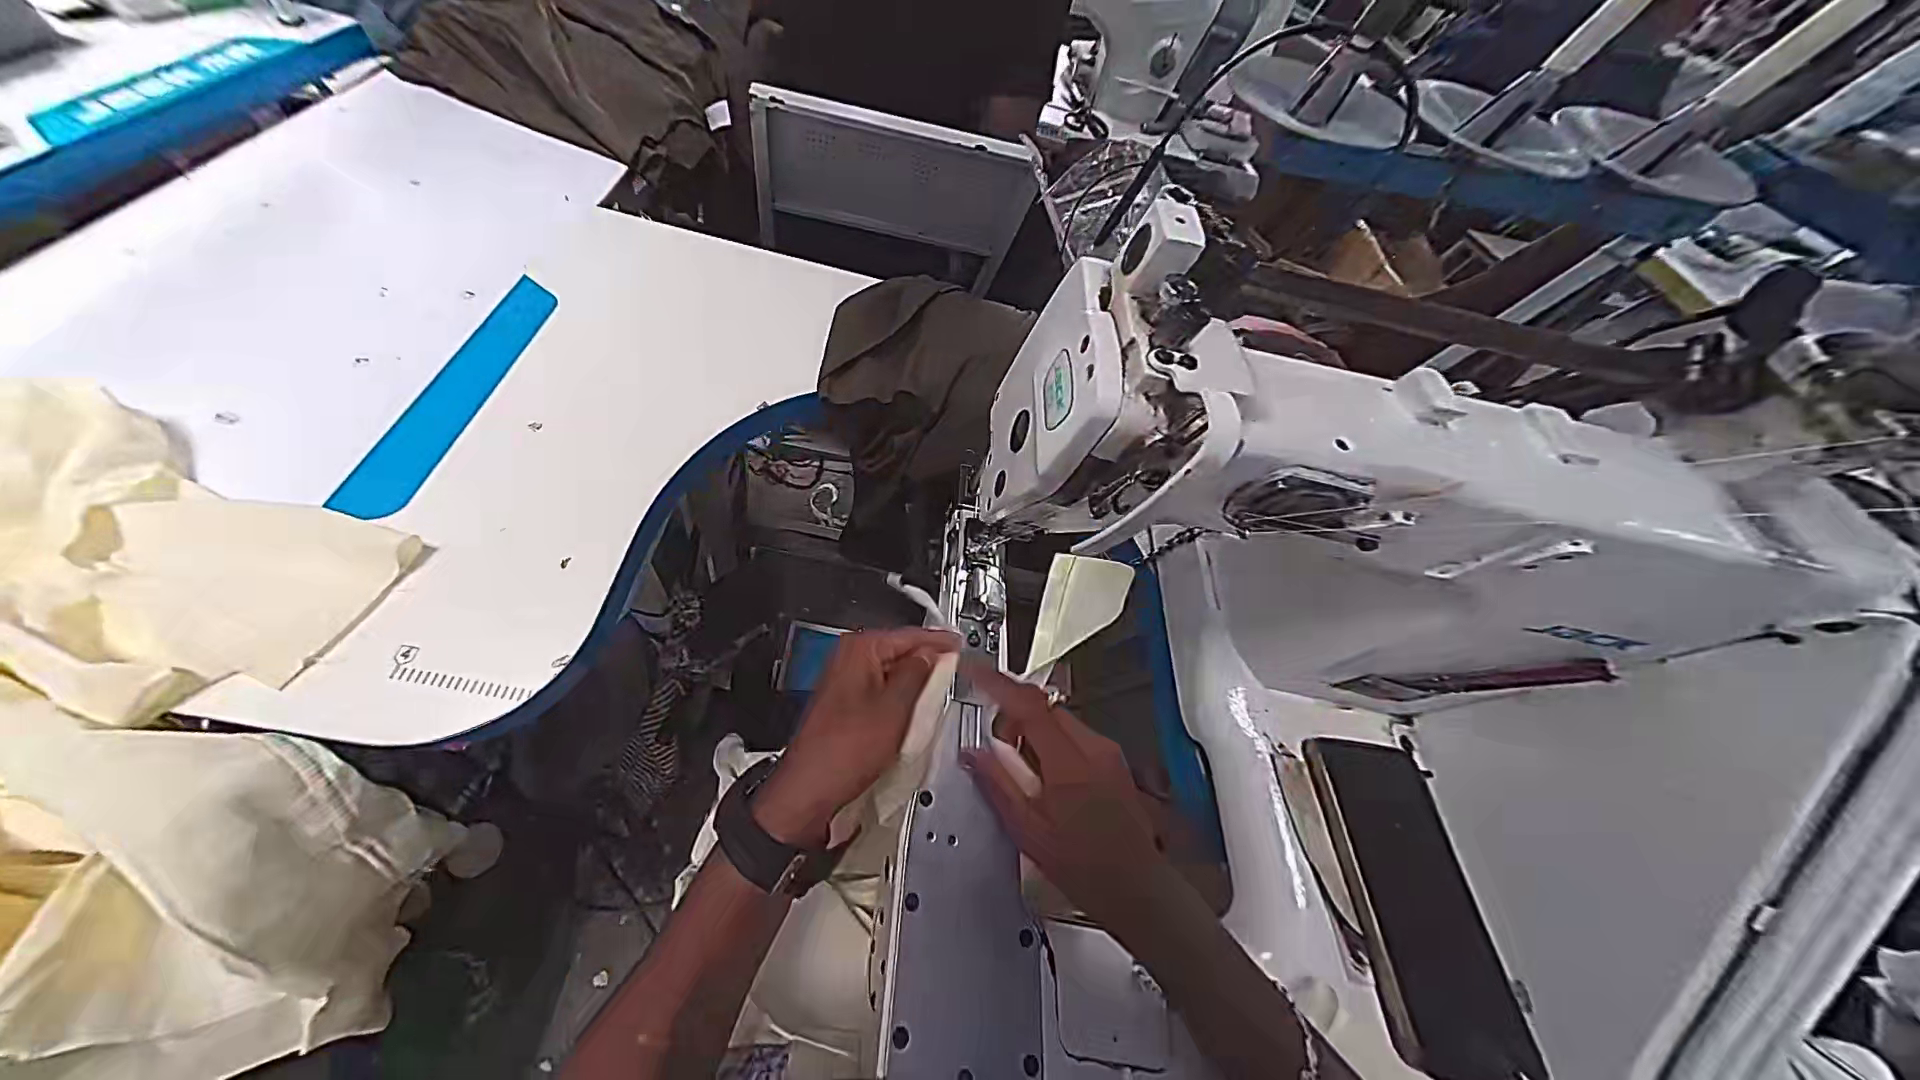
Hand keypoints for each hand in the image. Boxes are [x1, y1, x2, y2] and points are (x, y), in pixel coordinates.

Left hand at [753, 627, 957, 845]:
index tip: (958, 646)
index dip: (939, 642)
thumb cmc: (841, 752)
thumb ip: (919, 673)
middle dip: (927, 665)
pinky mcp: (846, 703)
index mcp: (859, 649)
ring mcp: (845, 681)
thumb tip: (932, 655)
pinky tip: (911, 717)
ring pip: (892, 674)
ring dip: (913, 686)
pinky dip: (899, 701)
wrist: (811, 790)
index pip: (910, 635)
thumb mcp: (896, 707)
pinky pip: (881, 692)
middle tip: (952, 675)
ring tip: (934, 701)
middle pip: (900, 653)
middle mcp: (847, 659)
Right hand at [961, 663, 1169, 930]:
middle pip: (1043, 707)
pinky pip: (1074, 735)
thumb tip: (974, 754)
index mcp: (1069, 764)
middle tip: (1000, 750)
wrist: (1138, 888)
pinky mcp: (1113, 760)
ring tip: (1027, 777)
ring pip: (1058, 720)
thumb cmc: (1087, 868)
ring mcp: (1107, 752)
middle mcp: (1093, 748)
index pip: (1029, 706)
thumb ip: (998, 785)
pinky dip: (1053, 745)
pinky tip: (1049, 782)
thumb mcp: (1028, 831)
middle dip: (1015, 719)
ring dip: (1034, 734)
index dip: (998, 684)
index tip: (977, 672)